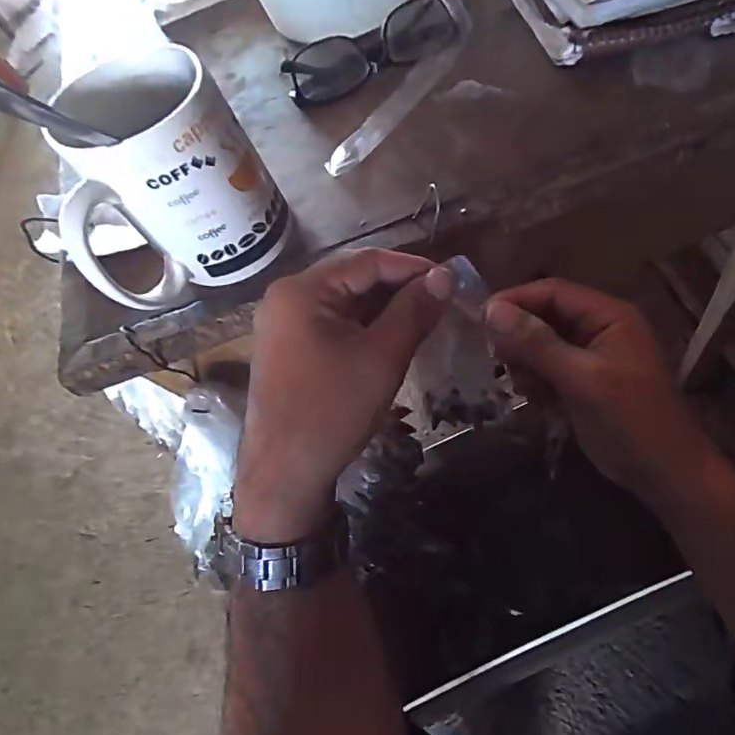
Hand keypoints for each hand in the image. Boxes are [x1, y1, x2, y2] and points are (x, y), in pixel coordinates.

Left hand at [233, 249, 451, 542]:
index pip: (367, 261)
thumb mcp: (382, 357)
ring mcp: (284, 327)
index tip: (450, 280)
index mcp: (303, 291)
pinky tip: (393, 341)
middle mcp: (286, 299)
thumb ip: (414, 311)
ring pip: (345, 305)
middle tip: (442, 303)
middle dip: (399, 289)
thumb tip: (444, 276)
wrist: (285, 473)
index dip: (413, 267)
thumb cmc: (333, 410)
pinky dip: (365, 330)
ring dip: (385, 310)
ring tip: (425, 321)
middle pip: (353, 280)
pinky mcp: (289, 352)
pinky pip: (333, 327)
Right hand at [483, 279, 719, 511]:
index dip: (515, 301)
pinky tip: (535, 403)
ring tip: (519, 387)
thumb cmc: (629, 422)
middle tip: (495, 361)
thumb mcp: (581, 380)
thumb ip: (538, 344)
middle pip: (548, 317)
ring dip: (527, 364)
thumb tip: (492, 310)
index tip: (479, 321)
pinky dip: (539, 383)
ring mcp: (596, 358)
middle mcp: (602, 329)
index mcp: (610, 316)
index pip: (554, 292)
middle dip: (520, 338)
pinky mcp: (589, 385)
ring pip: (546, 346)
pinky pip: (554, 372)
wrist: (666, 474)